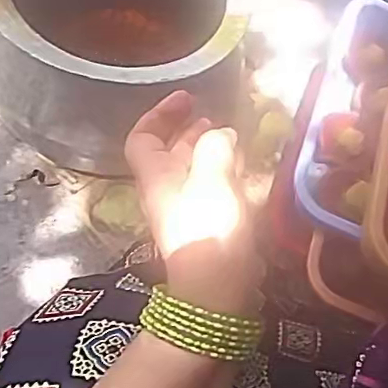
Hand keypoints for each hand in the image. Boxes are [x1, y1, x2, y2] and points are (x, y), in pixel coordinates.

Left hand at [124, 90, 261, 315]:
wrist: (218, 288)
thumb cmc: (209, 230)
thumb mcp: (212, 180)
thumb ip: (215, 148)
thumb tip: (221, 133)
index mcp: (157, 177)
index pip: (142, 139)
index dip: (158, 115)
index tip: (185, 99)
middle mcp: (167, 191)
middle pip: (170, 153)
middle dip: (189, 130)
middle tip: (213, 114)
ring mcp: (187, 209)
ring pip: (193, 170)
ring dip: (209, 149)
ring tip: (233, 136)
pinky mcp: (208, 224)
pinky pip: (211, 188)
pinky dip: (224, 172)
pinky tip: (244, 169)